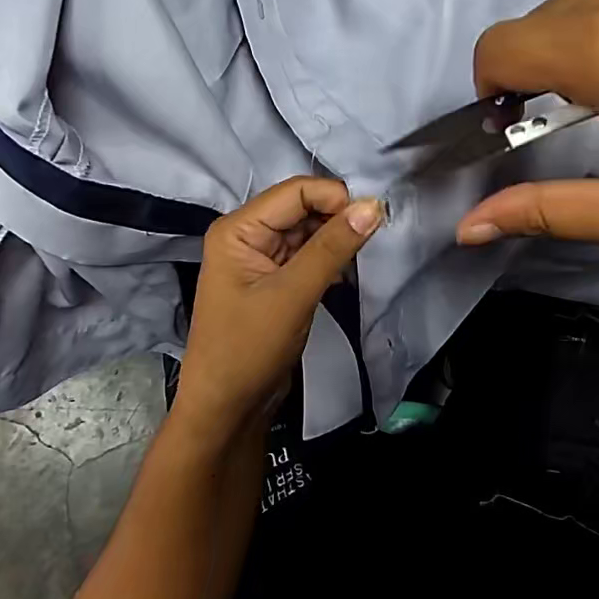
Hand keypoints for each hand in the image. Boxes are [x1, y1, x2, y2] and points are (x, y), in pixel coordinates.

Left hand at [174, 178, 382, 429]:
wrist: (225, 407)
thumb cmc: (249, 348)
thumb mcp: (293, 295)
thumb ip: (332, 248)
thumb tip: (372, 207)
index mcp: (238, 229)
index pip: (295, 191)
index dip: (335, 198)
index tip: (373, 218)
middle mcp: (246, 235)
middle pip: (301, 208)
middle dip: (337, 219)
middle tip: (373, 239)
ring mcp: (259, 259)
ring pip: (307, 232)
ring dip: (335, 241)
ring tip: (361, 260)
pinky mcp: (273, 280)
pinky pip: (306, 256)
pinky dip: (328, 261)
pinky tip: (347, 275)